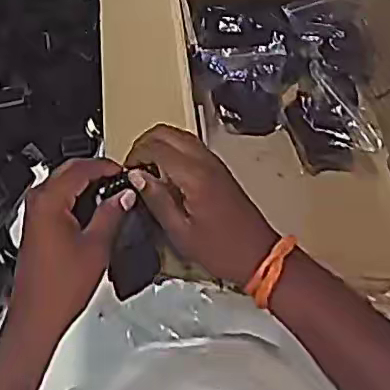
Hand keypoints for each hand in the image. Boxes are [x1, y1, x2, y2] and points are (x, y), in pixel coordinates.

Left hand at [6, 157, 135, 341]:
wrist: (37, 314)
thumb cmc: (59, 288)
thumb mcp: (96, 247)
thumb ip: (111, 214)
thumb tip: (123, 196)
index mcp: (49, 199)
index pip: (80, 168)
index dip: (105, 166)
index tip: (123, 171)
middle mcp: (38, 199)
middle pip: (69, 170)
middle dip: (96, 171)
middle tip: (120, 180)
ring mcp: (34, 209)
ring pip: (63, 182)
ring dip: (86, 183)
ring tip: (111, 193)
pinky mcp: (36, 221)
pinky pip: (57, 196)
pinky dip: (76, 195)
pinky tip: (94, 209)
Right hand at [126, 124, 278, 287]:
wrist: (261, 257)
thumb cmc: (225, 250)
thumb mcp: (182, 233)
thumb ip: (157, 200)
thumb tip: (137, 177)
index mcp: (194, 175)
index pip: (155, 147)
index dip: (136, 156)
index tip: (129, 172)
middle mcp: (204, 161)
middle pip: (164, 132)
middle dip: (143, 143)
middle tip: (134, 165)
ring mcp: (212, 161)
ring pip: (176, 134)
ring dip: (157, 143)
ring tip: (147, 167)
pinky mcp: (216, 167)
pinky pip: (187, 143)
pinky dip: (171, 147)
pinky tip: (166, 171)